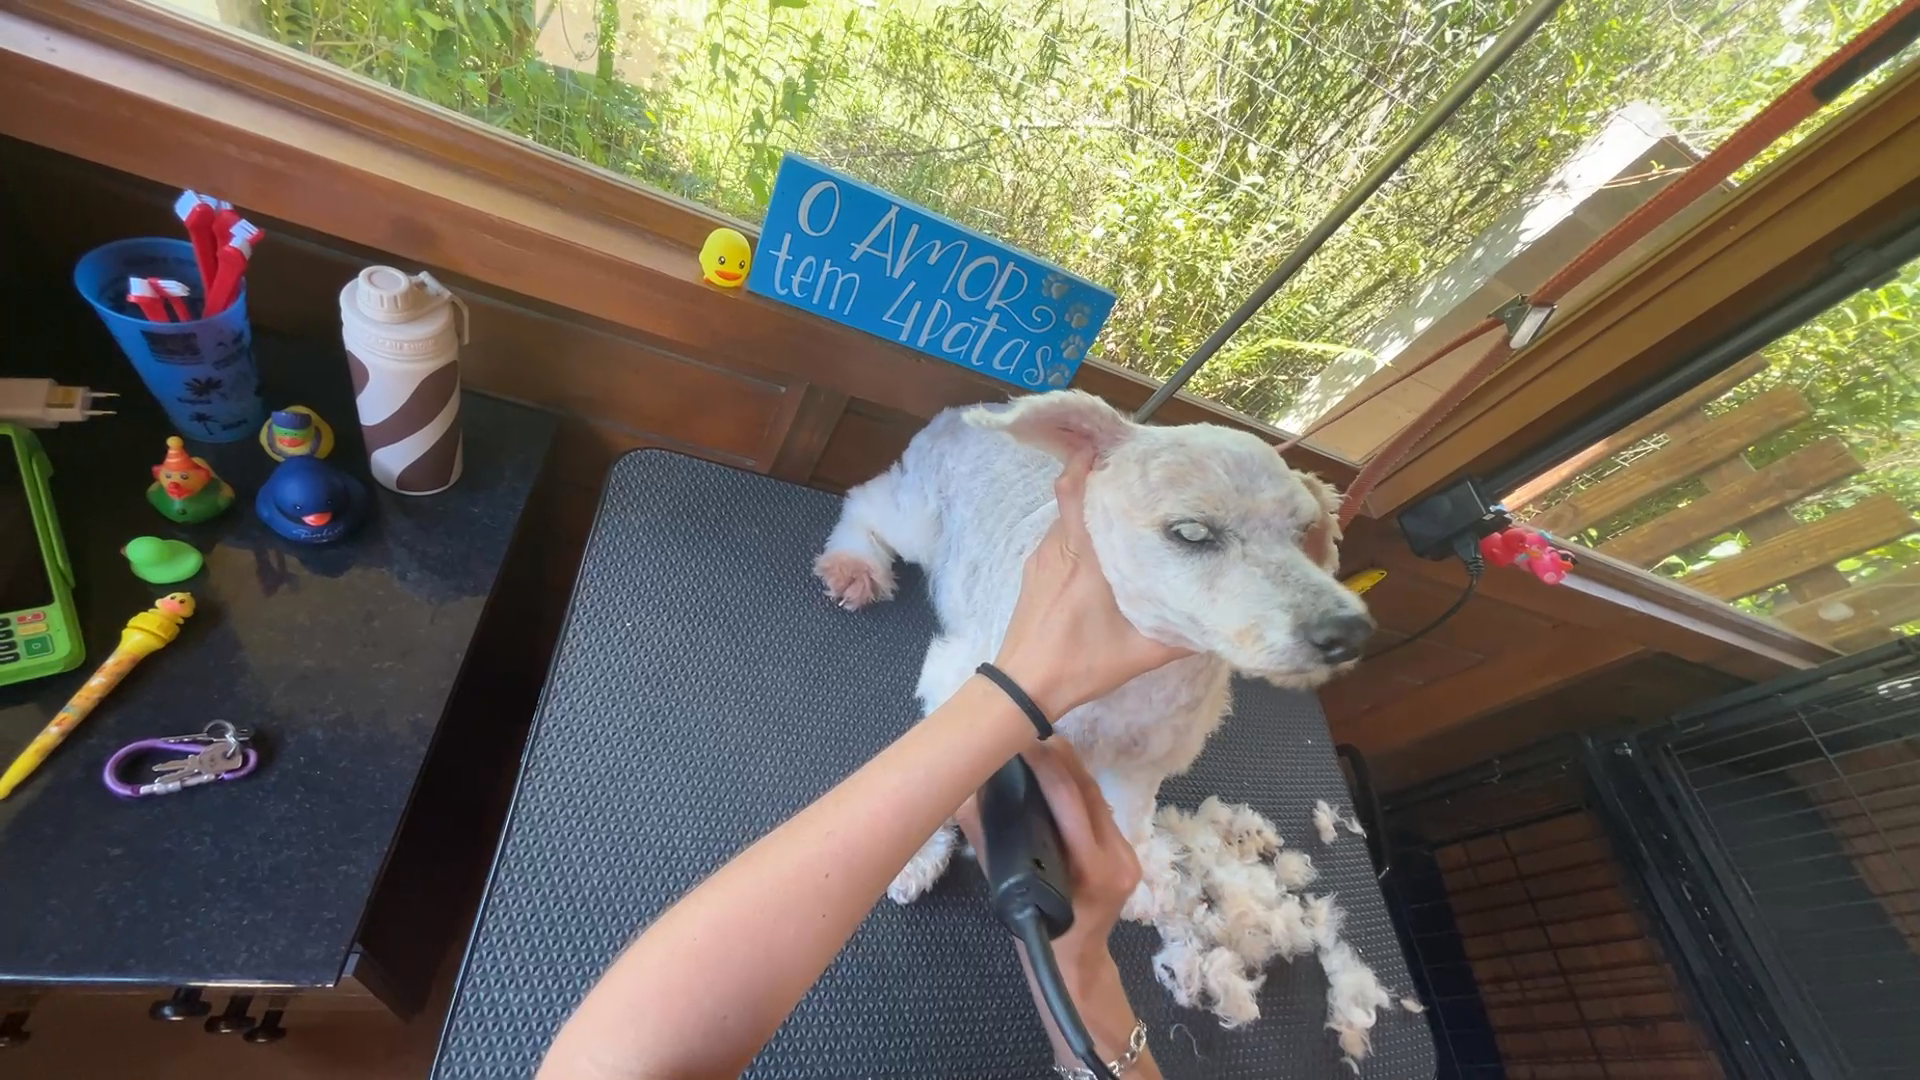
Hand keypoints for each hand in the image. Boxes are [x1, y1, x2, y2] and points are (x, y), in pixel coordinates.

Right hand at [957, 740, 1139, 965]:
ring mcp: (1129, 854)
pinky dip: (1075, 785)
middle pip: (1088, 788)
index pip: (1071, 799)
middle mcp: (1118, 858)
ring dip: (1067, 765)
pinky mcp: (1130, 851)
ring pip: (1096, 793)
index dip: (1046, 764)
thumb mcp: (1006, 886)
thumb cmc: (1037, 930)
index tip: (1020, 741)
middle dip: (1057, 755)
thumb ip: (986, 839)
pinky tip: (1055, 772)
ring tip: (1038, 746)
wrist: (1076, 962)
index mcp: (1092, 870)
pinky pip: (1099, 807)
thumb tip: (964, 793)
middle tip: (1026, 734)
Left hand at [993, 451, 1191, 719]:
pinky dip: (1077, 532)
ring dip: (1090, 509)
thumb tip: (1221, 618)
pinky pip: (1057, 538)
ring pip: (1065, 519)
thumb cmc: (1080, 664)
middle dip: (1103, 481)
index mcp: (1083, 555)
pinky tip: (1100, 549)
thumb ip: (1184, 634)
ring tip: (1126, 512)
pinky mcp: (1032, 573)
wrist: (1023, 686)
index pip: (1075, 489)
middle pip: (1073, 496)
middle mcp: (1057, 546)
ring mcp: (1039, 558)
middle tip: (1140, 480)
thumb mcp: (1141, 653)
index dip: (1091, 461)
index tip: (1121, 449)